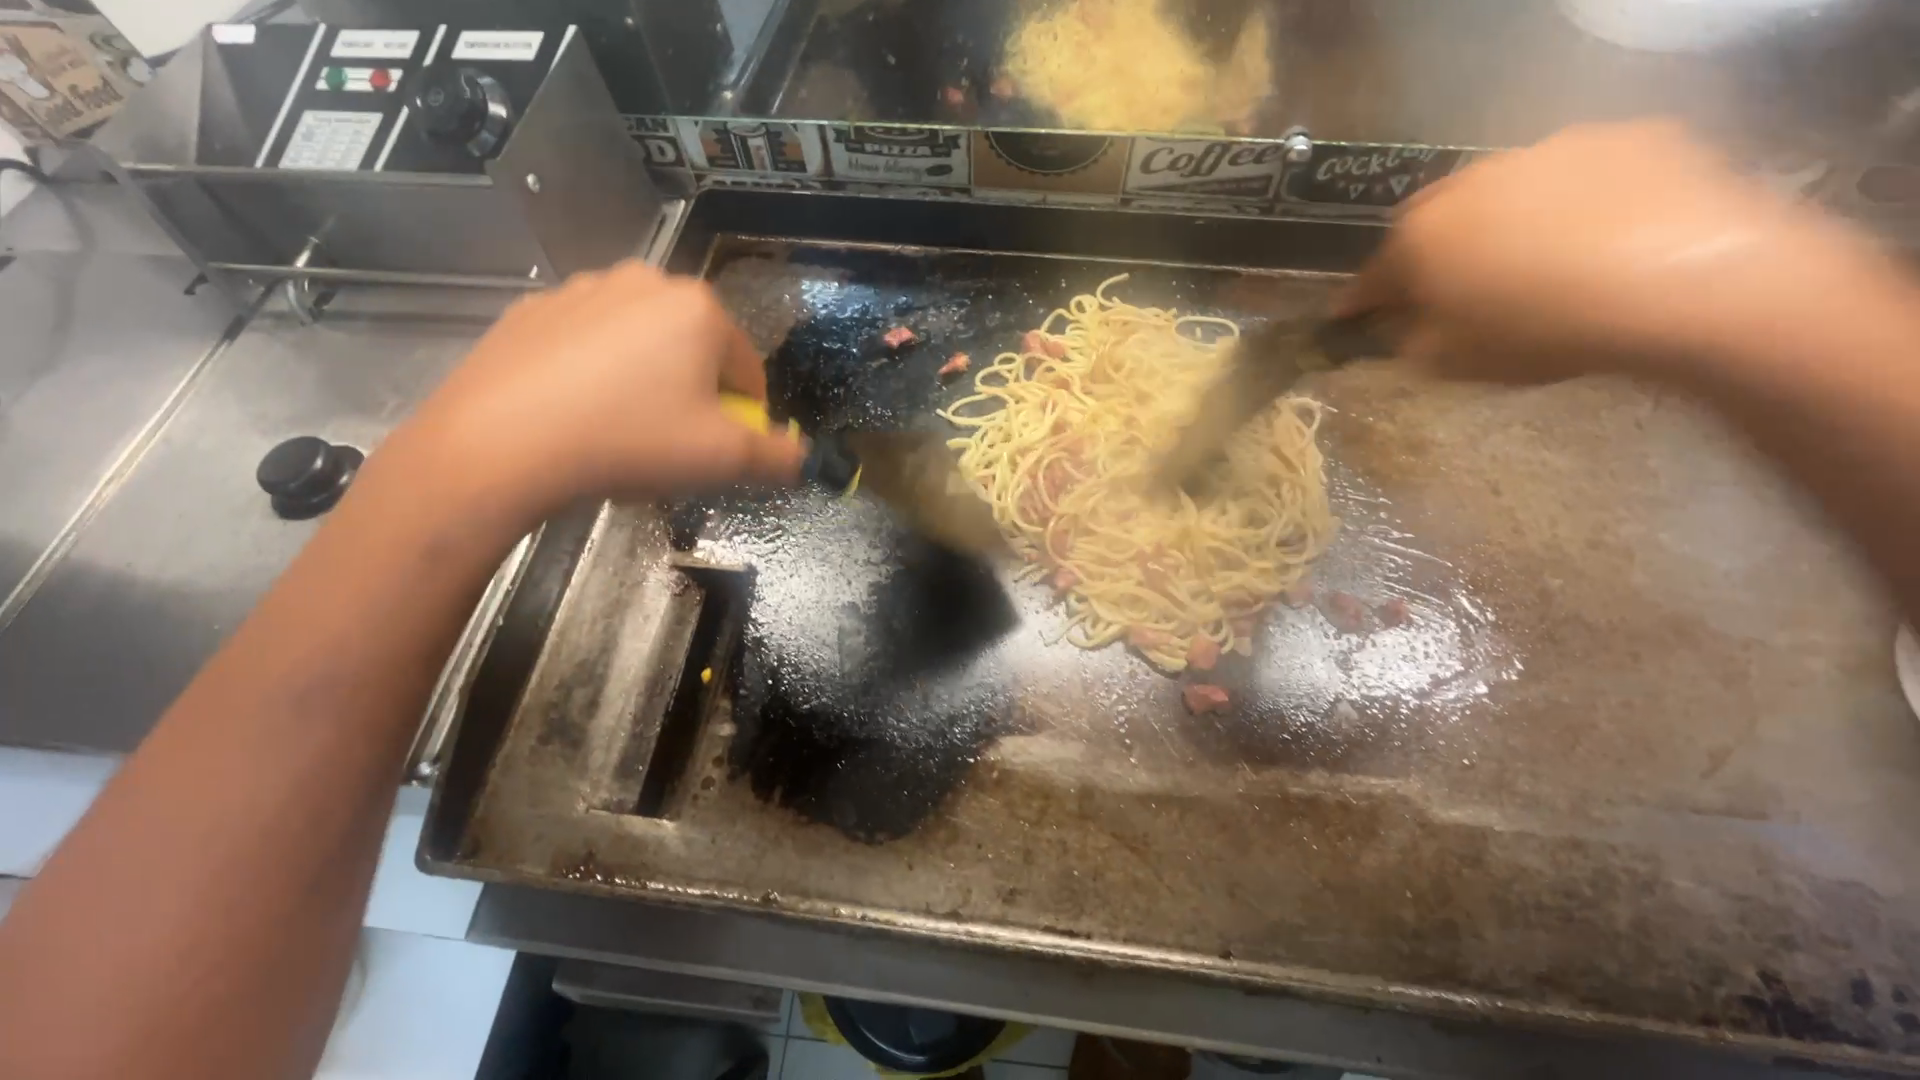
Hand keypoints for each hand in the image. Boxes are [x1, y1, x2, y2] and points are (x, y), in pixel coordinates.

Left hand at [399, 260, 804, 518]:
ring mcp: (581, 291)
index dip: (742, 418)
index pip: (747, 370)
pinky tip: (572, 417)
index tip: (717, 452)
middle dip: (691, 396)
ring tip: (617, 433)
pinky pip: (585, 347)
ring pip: (639, 346)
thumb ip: (781, 456)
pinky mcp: (531, 311)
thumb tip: (804, 456)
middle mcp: (645, 283)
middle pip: (693, 352)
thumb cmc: (630, 441)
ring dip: (644, 384)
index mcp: (699, 309)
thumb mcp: (724, 460)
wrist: (499, 443)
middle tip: (667, 446)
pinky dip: (591, 376)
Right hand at [1340, 120, 1895, 382]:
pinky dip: (1572, 203)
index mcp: (1421, 240)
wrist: (1687, 282)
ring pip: (1503, 191)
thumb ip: (1411, 342)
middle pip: (1432, 220)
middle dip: (1429, 252)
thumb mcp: (1458, 361)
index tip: (1348, 316)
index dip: (1359, 300)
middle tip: (1442, 285)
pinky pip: (1577, 175)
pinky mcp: (1622, 139)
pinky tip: (1598, 236)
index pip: (1373, 275)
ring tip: (1528, 258)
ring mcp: (1547, 153)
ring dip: (1500, 222)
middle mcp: (1470, 184)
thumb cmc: (1547, 332)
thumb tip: (1399, 328)